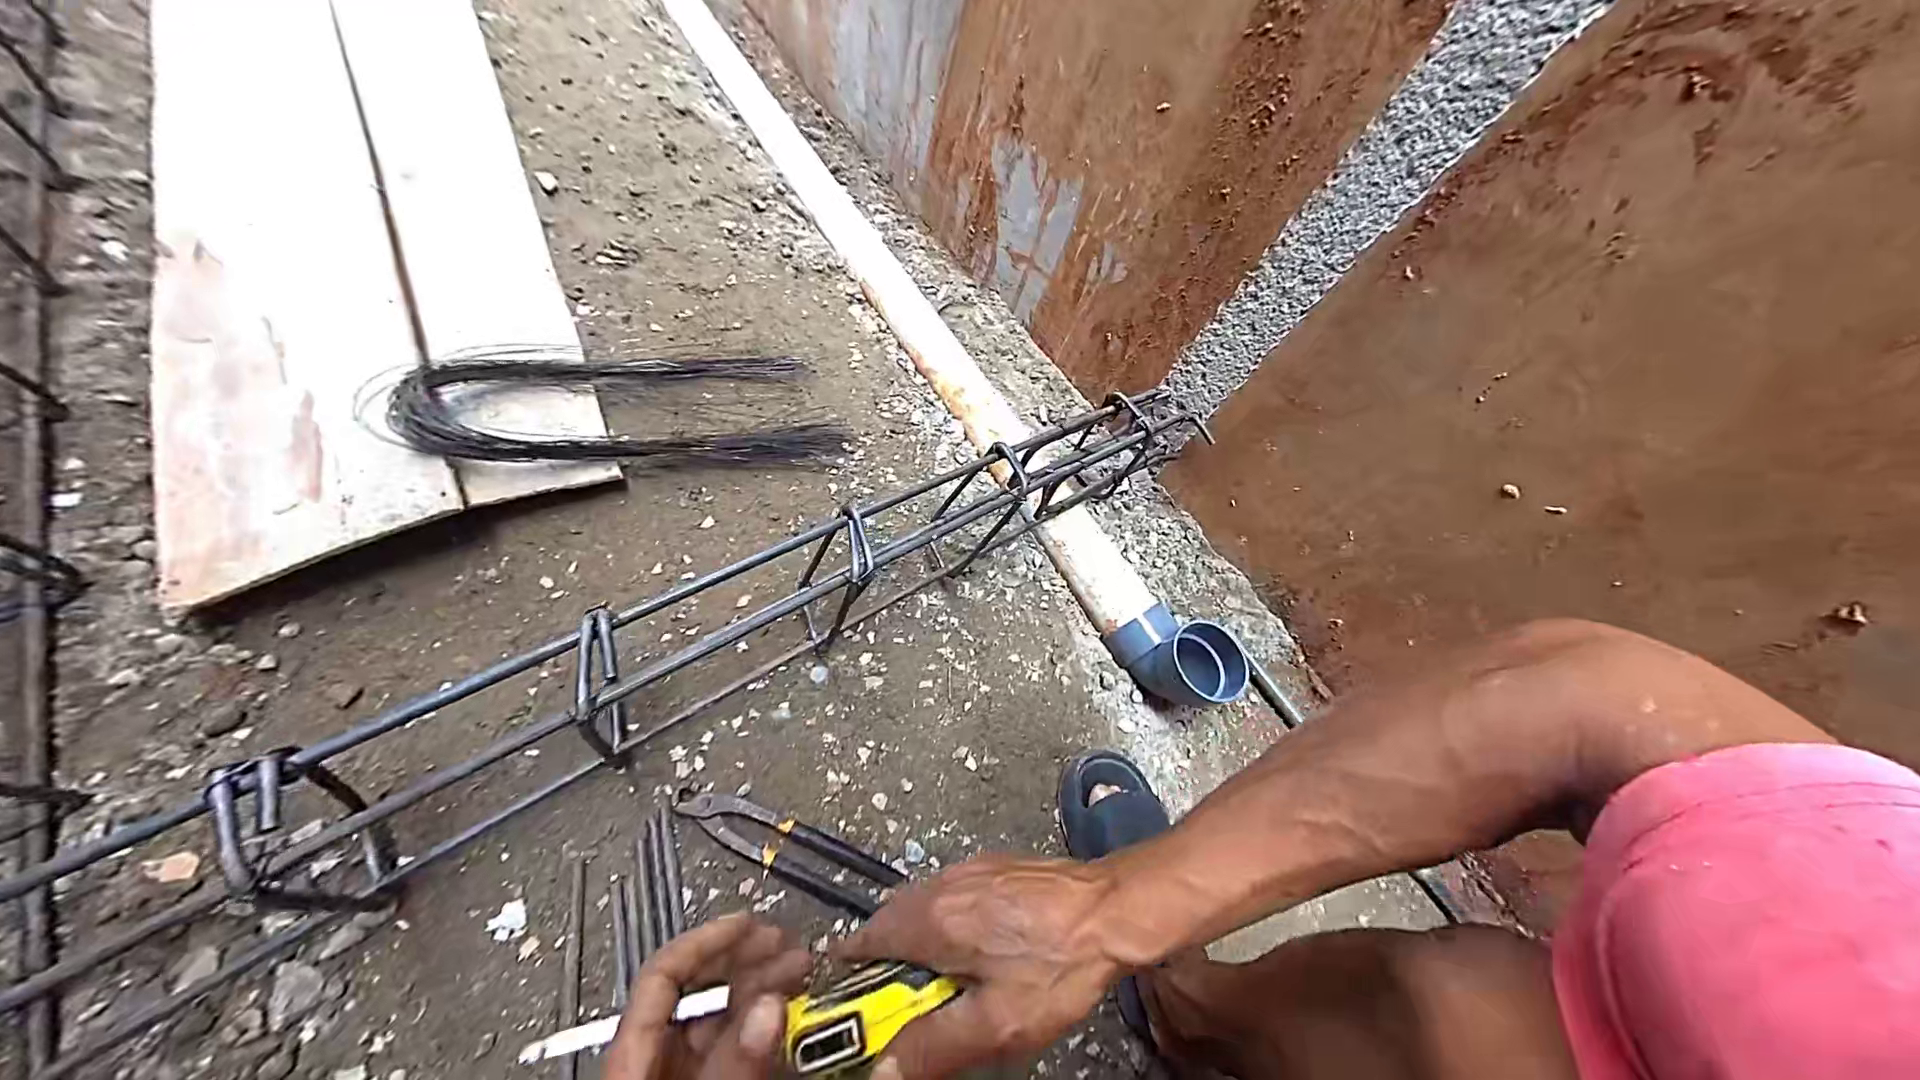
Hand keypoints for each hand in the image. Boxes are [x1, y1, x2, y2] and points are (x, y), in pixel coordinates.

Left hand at [601, 914, 811, 1079]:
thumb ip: (729, 1066)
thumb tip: (770, 1006)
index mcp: (631, 1061)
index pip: (662, 975)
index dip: (705, 939)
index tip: (749, 921)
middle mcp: (654, 1063)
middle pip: (698, 989)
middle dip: (747, 958)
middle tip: (788, 944)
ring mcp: (681, 1077)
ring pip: (721, 1017)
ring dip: (762, 987)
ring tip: (798, 972)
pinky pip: (734, 1049)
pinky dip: (762, 1027)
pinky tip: (787, 1015)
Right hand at [837, 855, 1121, 1078]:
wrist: (1109, 907)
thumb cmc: (1054, 966)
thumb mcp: (997, 1022)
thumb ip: (935, 1046)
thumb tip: (883, 1069)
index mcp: (934, 920)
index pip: (868, 937)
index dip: (852, 966)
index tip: (849, 992)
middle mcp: (943, 885)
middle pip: (892, 916)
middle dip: (883, 953)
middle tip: (895, 994)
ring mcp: (969, 869)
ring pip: (921, 900)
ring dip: (913, 933)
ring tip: (933, 973)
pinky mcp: (993, 865)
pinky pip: (948, 890)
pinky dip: (941, 916)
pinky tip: (970, 942)